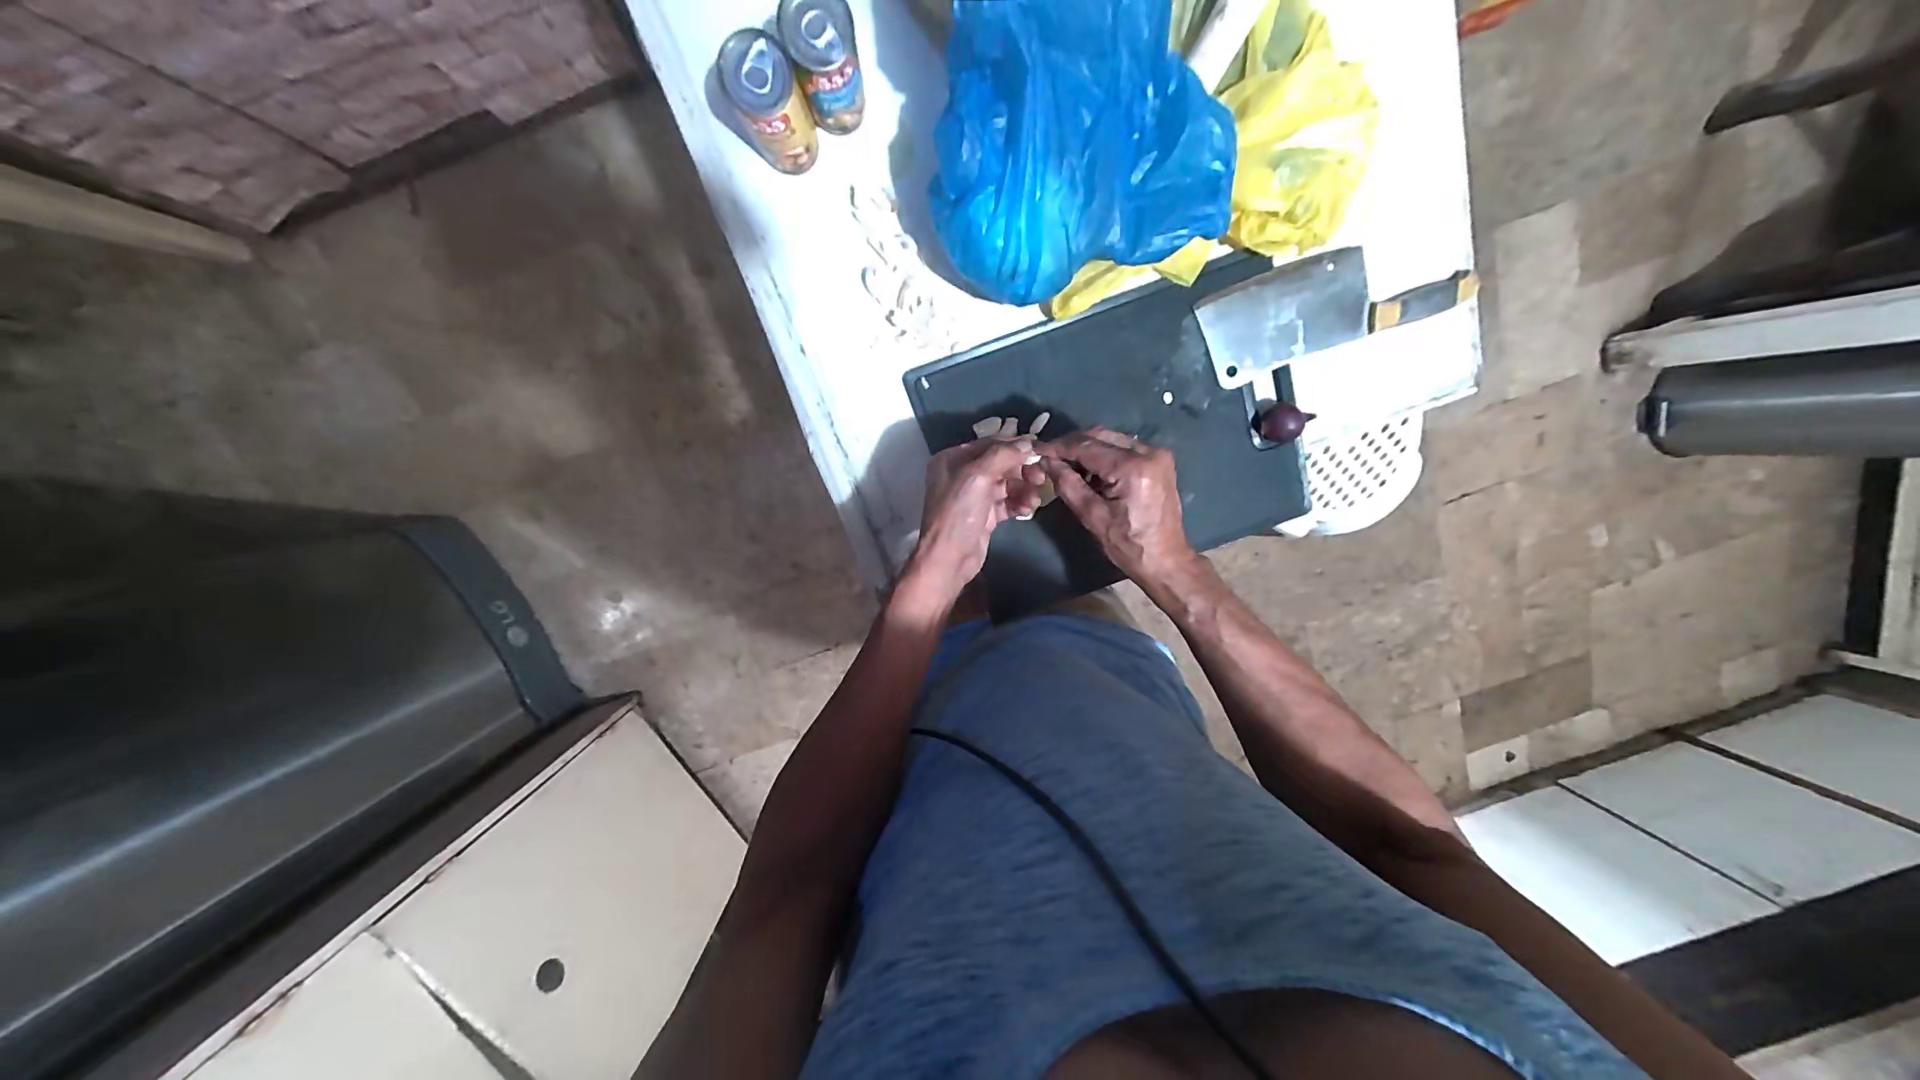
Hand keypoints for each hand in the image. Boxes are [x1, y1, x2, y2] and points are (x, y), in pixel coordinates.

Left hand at [903, 436, 1047, 604]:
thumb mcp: (978, 477)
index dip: (1014, 446)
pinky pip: (1007, 502)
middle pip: (1000, 464)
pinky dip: (1019, 503)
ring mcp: (973, 496)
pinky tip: (1028, 508)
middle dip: (1021, 469)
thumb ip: (1002, 455)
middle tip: (1040, 477)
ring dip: (1024, 488)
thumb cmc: (958, 513)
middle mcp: (962, 474)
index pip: (989, 444)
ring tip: (1034, 499)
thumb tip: (1027, 443)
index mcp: (953, 459)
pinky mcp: (984, 515)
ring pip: (1006, 484)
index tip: (1039, 450)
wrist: (949, 558)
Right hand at [1040, 427, 1198, 588]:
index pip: (1087, 446)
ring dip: (1086, 449)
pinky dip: (1102, 454)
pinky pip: (1122, 447)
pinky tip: (1088, 471)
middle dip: (1071, 445)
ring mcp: (1156, 453)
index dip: (1058, 447)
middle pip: (1099, 436)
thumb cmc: (1129, 545)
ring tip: (1065, 466)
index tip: (1036, 451)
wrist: (1166, 560)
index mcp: (1133, 468)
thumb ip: (1068, 485)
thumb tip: (1046, 462)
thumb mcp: (1093, 517)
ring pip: (1110, 439)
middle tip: (1048, 458)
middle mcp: (1148, 452)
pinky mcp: (1158, 460)